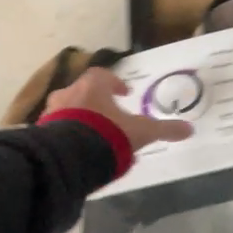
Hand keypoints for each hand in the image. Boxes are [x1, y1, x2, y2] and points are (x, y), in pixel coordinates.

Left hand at [44, 67, 192, 150]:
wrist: (69, 156)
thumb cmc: (107, 133)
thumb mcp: (142, 132)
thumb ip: (164, 129)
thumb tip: (190, 129)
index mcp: (93, 87)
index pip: (102, 75)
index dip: (114, 82)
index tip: (124, 93)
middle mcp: (69, 94)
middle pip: (82, 91)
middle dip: (95, 101)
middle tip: (109, 115)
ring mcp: (51, 112)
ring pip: (67, 109)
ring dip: (80, 117)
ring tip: (94, 134)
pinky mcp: (42, 132)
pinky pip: (57, 128)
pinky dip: (68, 133)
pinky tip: (80, 147)